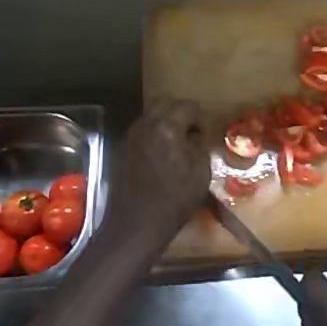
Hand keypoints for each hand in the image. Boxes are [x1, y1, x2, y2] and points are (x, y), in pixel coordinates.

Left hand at [104, 100, 211, 244]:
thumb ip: (199, 144)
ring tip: (177, 142)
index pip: (188, 106)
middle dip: (181, 113)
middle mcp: (146, 124)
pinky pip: (142, 129)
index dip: (200, 118)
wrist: (138, 223)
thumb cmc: (175, 198)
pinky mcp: (123, 146)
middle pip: (166, 103)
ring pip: (151, 114)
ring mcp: (131, 134)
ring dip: (166, 121)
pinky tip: (162, 152)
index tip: (204, 134)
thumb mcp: (200, 171)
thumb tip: (195, 133)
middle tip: (191, 132)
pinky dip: (154, 132)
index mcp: (167, 126)